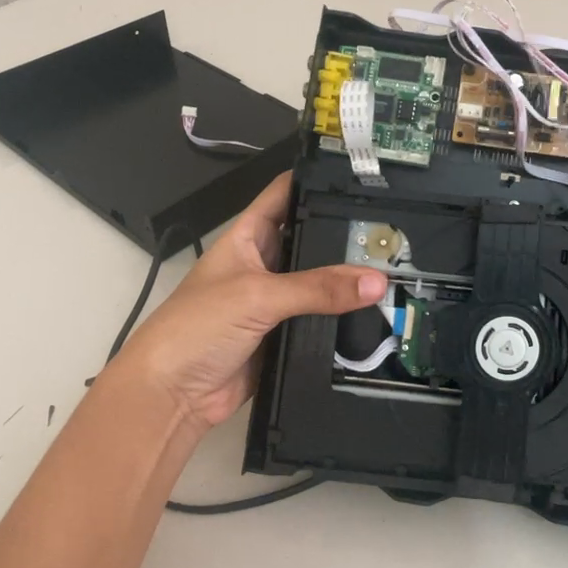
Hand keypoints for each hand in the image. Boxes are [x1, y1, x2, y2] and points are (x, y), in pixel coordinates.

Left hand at [120, 173, 385, 431]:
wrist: (171, 395)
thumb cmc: (197, 327)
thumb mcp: (257, 296)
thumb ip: (318, 288)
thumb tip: (375, 282)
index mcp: (247, 237)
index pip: (285, 195)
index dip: (316, 180)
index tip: (358, 172)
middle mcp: (264, 263)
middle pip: (311, 239)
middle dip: (345, 233)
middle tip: (391, 225)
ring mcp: (275, 302)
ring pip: (320, 282)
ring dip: (348, 280)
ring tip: (396, 266)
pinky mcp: (285, 336)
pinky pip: (320, 320)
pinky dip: (343, 318)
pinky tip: (375, 312)